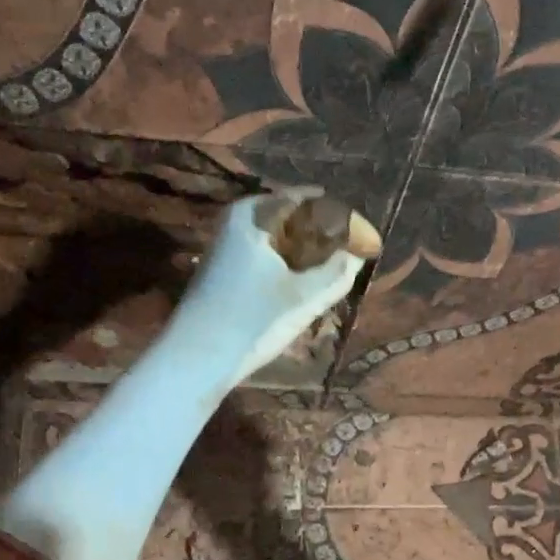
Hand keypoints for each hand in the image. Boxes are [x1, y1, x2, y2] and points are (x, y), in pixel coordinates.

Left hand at [168, 190, 366, 384]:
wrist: (196, 360)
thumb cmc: (252, 321)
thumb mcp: (304, 297)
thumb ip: (337, 272)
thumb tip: (357, 254)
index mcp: (252, 214)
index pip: (305, 199)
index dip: (337, 217)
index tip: (362, 237)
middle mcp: (235, 223)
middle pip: (289, 218)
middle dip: (320, 235)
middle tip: (350, 256)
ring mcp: (224, 249)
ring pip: (275, 240)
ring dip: (303, 254)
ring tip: (331, 273)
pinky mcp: (221, 275)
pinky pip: (263, 258)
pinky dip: (284, 266)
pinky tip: (300, 288)